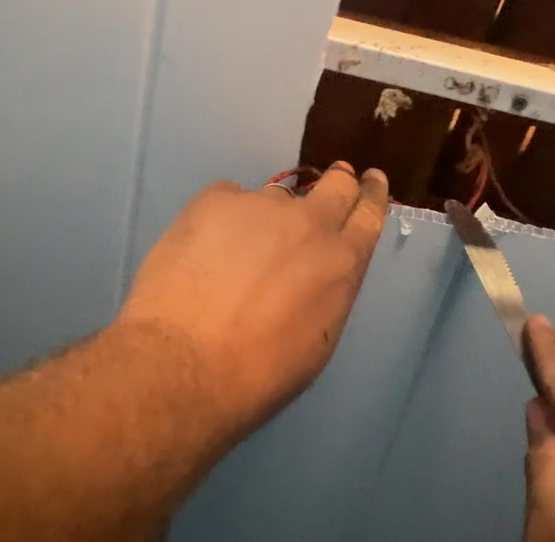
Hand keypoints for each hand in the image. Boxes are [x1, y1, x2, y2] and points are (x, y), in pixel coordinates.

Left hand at [116, 162, 390, 437]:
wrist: (182, 364)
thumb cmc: (257, 374)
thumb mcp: (317, 341)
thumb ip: (327, 290)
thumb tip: (318, 271)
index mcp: (340, 261)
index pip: (369, 212)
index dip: (372, 193)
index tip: (371, 180)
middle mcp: (309, 222)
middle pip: (336, 184)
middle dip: (338, 181)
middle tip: (333, 183)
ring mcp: (261, 204)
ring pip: (275, 197)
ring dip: (268, 216)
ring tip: (238, 251)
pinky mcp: (216, 199)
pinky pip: (228, 199)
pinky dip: (222, 220)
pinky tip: (202, 250)